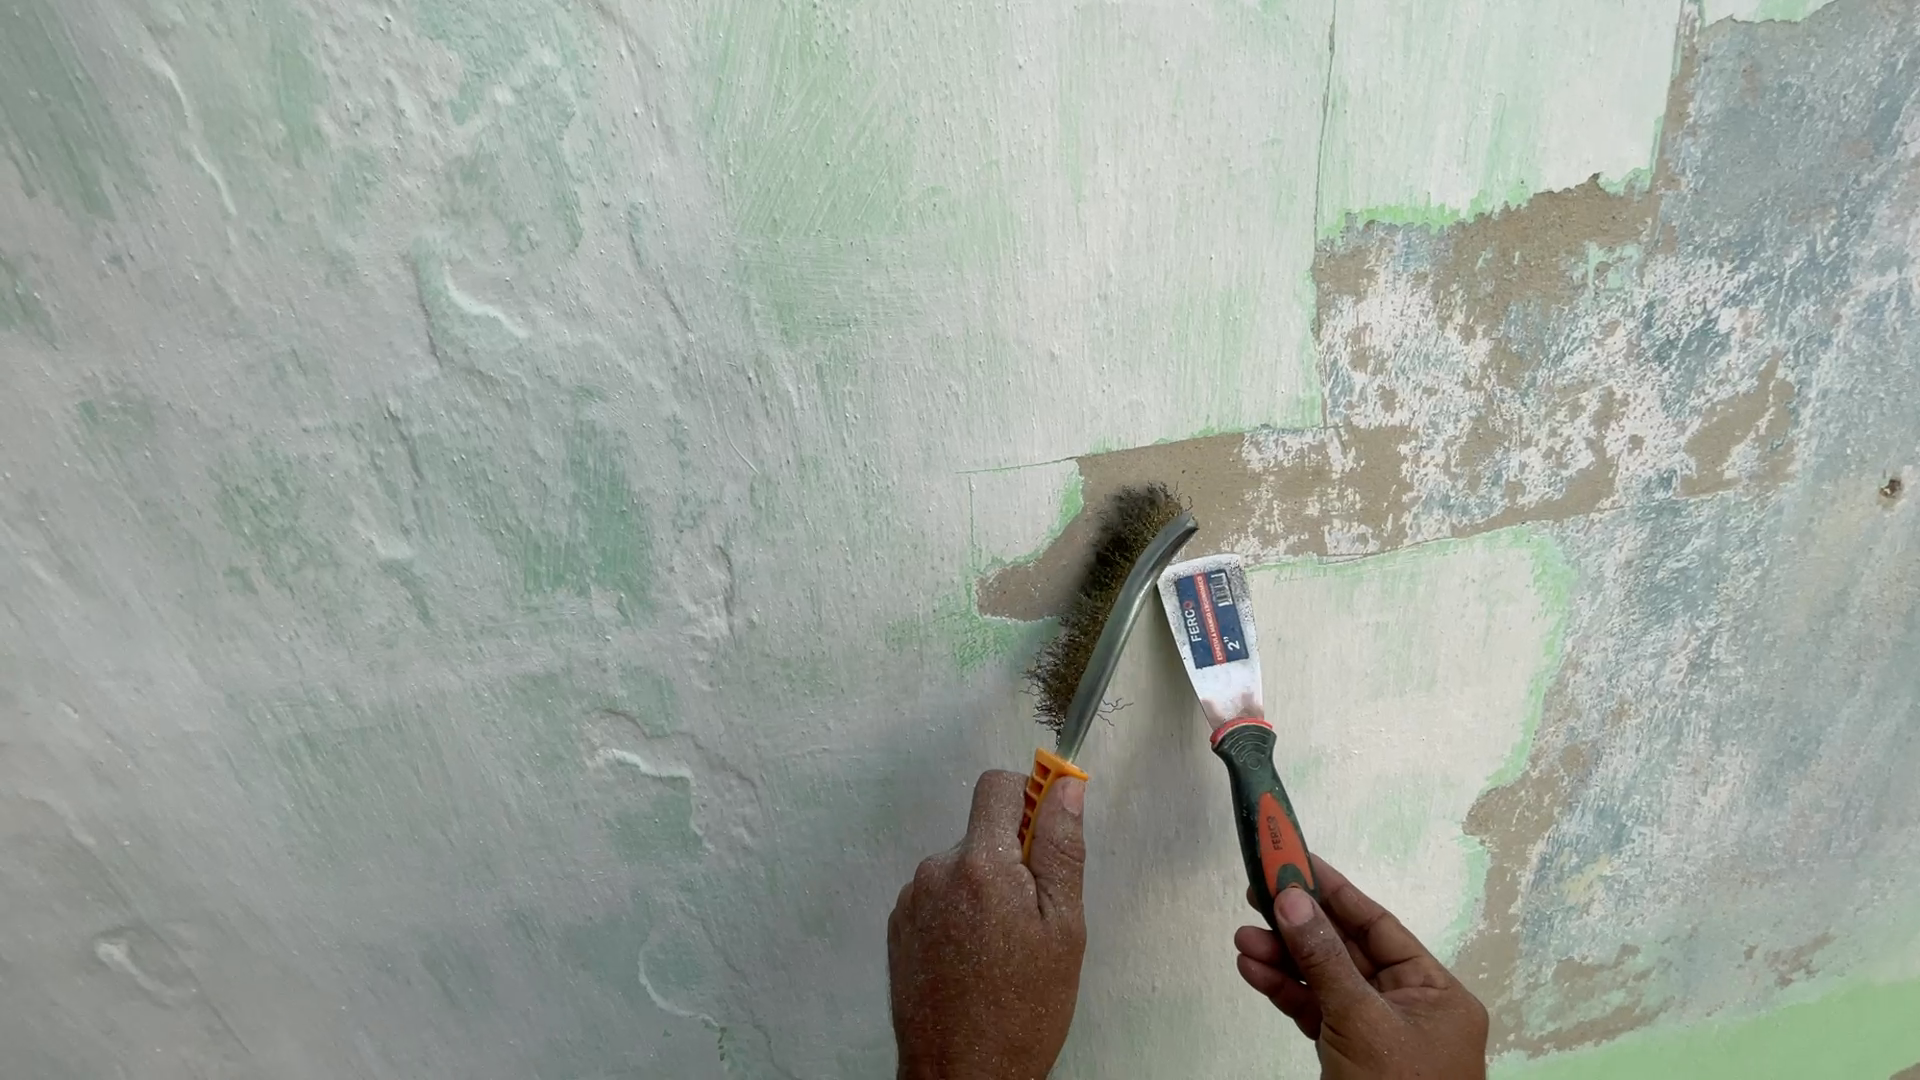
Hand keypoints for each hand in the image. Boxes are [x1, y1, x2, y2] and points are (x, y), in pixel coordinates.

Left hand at [888, 769, 1087, 1079]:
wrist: (960, 1078)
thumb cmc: (1023, 1009)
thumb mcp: (1063, 928)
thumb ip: (1061, 848)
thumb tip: (1066, 786)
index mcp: (980, 863)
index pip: (997, 785)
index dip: (1027, 796)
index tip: (1045, 830)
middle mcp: (937, 869)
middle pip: (981, 829)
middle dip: (1010, 854)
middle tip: (1031, 912)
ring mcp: (912, 896)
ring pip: (961, 863)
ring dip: (983, 884)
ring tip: (1001, 943)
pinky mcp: (898, 922)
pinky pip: (937, 891)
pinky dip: (958, 907)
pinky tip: (972, 954)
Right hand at [1234, 855, 1488, 1079]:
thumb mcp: (1361, 1020)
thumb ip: (1323, 957)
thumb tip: (1291, 896)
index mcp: (1434, 993)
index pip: (1376, 924)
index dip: (1332, 888)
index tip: (1293, 857)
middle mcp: (1407, 1005)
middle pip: (1342, 948)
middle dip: (1295, 926)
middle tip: (1254, 895)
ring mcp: (1376, 1030)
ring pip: (1321, 977)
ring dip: (1280, 958)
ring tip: (1242, 940)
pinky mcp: (1348, 1052)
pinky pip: (1312, 1008)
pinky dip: (1282, 990)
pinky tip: (1251, 970)